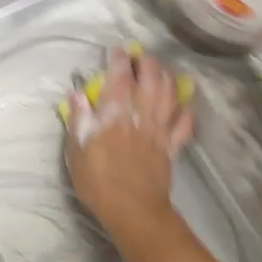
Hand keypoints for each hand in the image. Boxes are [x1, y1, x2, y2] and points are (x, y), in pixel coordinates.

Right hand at [64, 49, 194, 243]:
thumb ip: (78, 119)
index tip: (116, 51)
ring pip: (170, 94)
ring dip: (167, 77)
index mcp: (115, 113)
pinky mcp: (172, 146)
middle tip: (139, 57)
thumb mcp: (76, 151)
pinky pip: (184, 123)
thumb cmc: (98, 181)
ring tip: (161, 69)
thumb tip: (76, 93)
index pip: (120, 76)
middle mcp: (141, 114)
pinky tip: (184, 103)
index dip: (119, 60)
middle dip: (147, 62)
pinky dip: (186, 109)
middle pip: (151, 78)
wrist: (133, 210)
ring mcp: (160, 129)